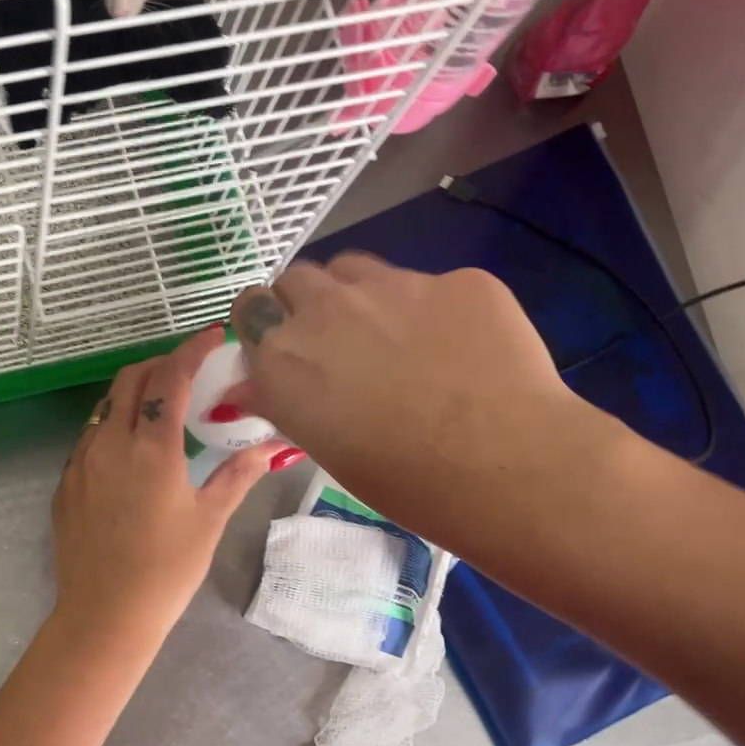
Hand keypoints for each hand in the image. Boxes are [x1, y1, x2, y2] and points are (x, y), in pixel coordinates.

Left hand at [52, 328, 279, 640]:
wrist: (105, 615)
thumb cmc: (166, 571)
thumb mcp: (209, 520)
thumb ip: (238, 474)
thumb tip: (274, 446)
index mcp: (150, 448)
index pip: (169, 378)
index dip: (192, 350)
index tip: (212, 338)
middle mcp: (108, 444)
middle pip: (129, 380)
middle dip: (159, 365)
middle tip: (187, 374)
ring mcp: (79, 464)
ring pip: (104, 408)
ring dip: (133, 397)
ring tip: (160, 412)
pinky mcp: (64, 485)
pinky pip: (88, 440)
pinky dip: (112, 429)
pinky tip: (130, 455)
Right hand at [227, 254, 619, 522]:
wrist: (495, 461)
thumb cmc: (394, 476)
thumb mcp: (320, 445)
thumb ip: (282, 400)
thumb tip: (250, 388)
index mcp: (283, 356)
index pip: (249, 310)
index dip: (263, 325)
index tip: (278, 346)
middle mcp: (327, 308)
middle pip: (297, 278)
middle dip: (305, 302)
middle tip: (332, 342)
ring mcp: (394, 285)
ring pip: (356, 268)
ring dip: (357, 293)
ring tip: (388, 336)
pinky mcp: (456, 280)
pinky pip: (428, 286)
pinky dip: (430, 311)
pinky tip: (457, 351)